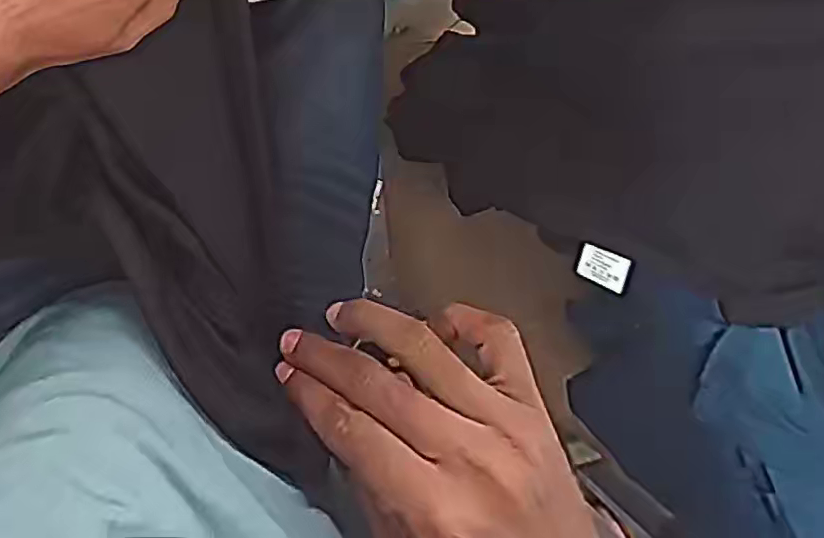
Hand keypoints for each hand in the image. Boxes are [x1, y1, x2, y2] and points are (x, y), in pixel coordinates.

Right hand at [277, 300, 598, 537]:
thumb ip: (369, 484)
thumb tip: (331, 415)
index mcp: (439, 510)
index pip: (350, 428)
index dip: (308, 392)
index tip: (289, 374)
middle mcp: (473, 459)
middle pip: (374, 382)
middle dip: (322, 356)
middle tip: (297, 341)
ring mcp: (507, 425)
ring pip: (422, 344)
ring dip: (370, 320)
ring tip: (343, 314)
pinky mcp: (535, 408)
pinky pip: (497, 339)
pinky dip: (461, 317)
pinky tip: (433, 319)